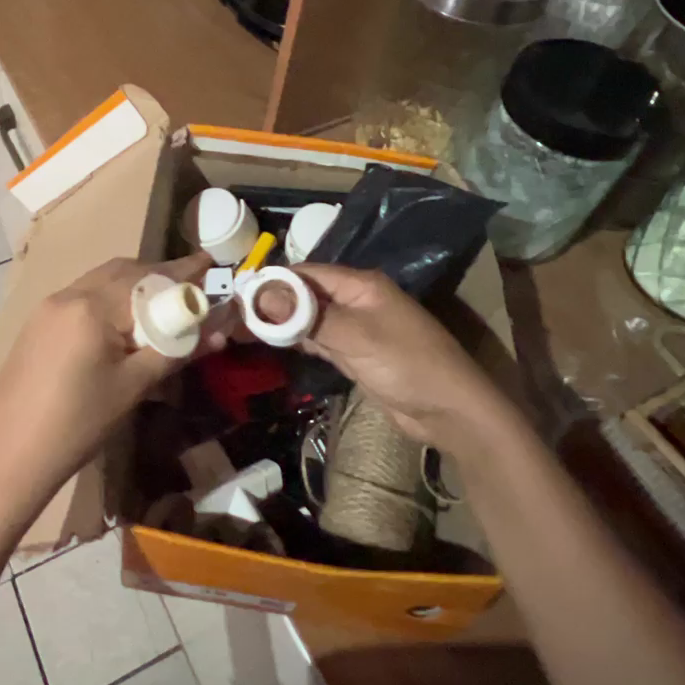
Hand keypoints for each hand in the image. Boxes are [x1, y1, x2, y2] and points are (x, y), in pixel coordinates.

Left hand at [0, 253, 212, 502]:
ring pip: (101, 282)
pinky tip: (122, 324)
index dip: (183, 271)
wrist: (11, 453)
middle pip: (123, 271)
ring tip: (161, 306)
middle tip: (189, 289)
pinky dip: (110, 300)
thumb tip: (217, 332)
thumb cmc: (78, 423)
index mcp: (92, 306)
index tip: (210, 263)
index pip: (149, 278)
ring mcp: (48, 307)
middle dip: (158, 276)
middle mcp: (68, 295)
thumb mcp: (134, 387)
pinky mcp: (38, 324)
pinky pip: (83, 297)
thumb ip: (176, 351)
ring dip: (133, 286)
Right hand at [257, 264, 508, 448]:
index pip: (307, 273)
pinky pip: (320, 339)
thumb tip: (260, 294)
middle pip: (305, 294)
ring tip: (244, 329)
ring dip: (282, 323)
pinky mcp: (355, 353)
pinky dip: (298, 340)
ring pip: (309, 318)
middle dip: (273, 303)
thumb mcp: (356, 337)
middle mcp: (356, 300)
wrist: (449, 411)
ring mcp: (356, 328)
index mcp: (360, 285)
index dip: (273, 282)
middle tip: (234, 316)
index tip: (239, 295)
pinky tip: (274, 343)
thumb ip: (308, 316)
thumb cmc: (407, 365)